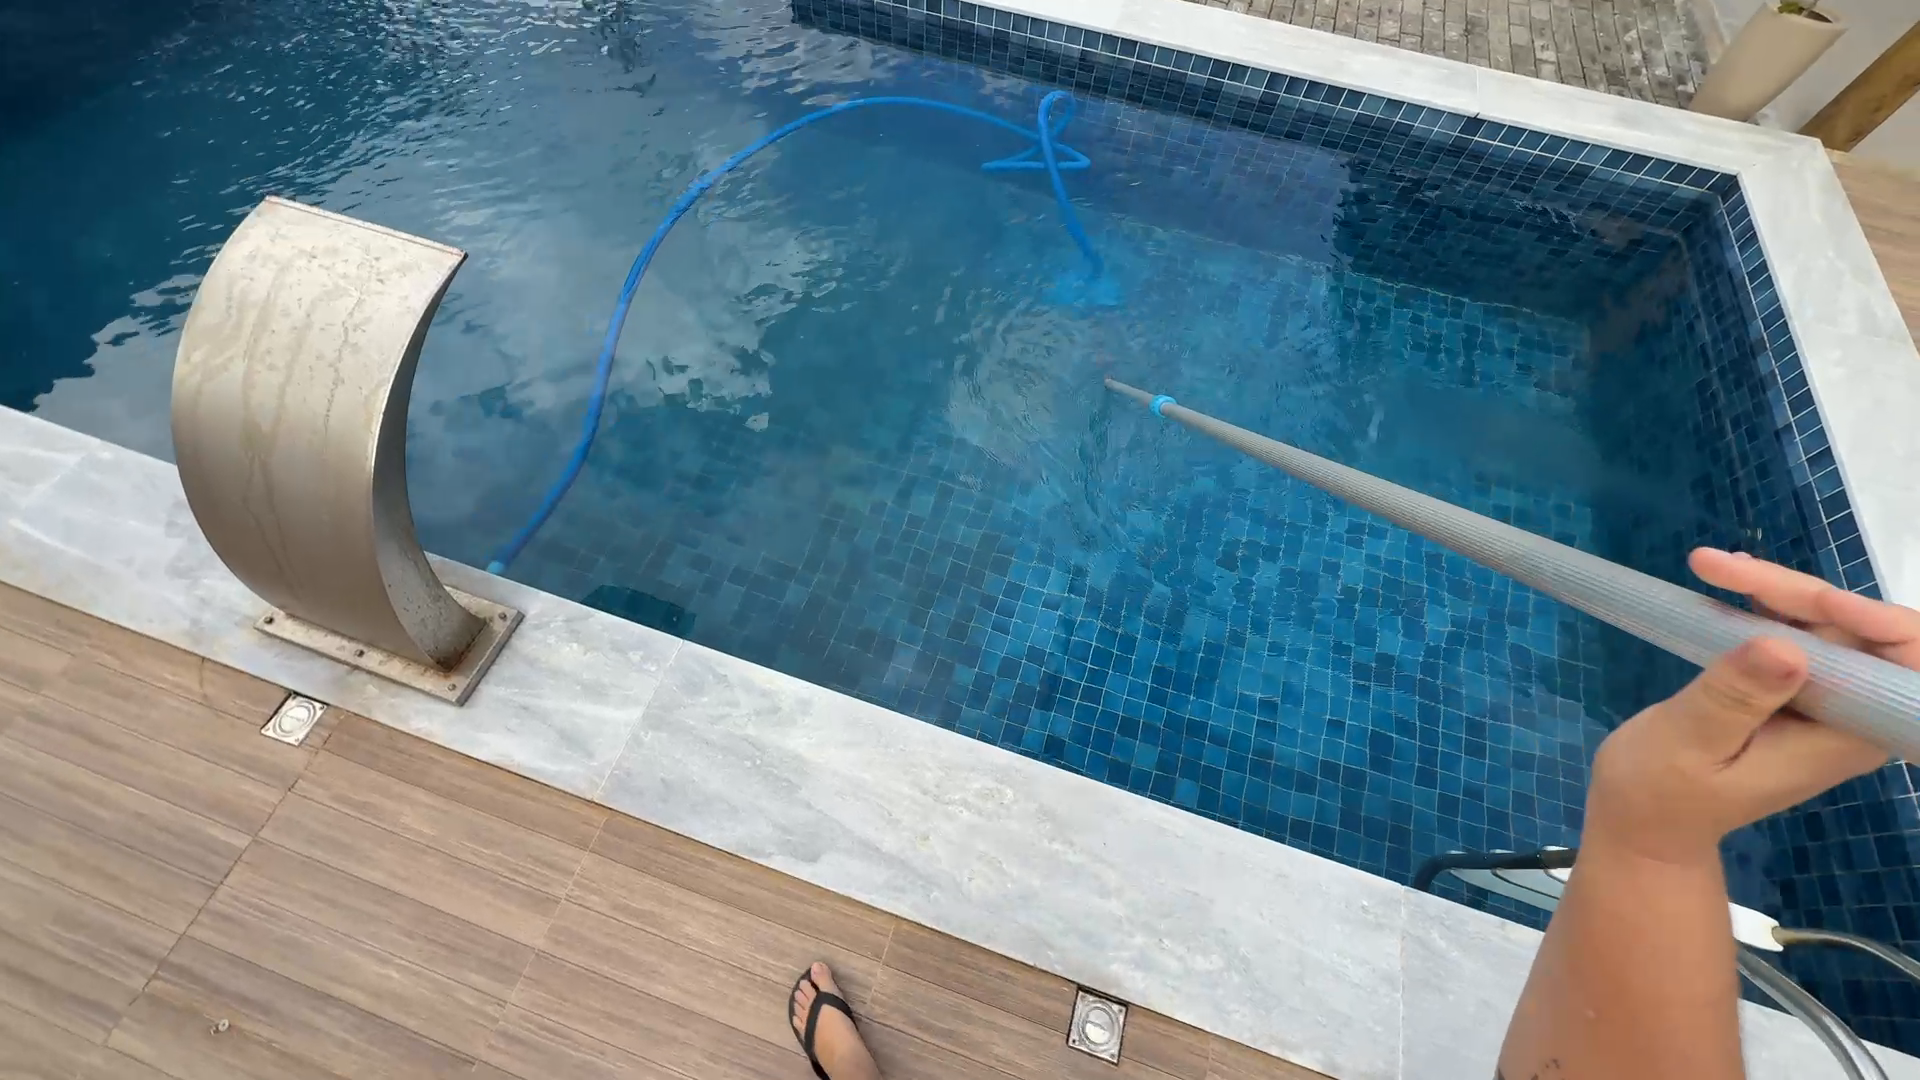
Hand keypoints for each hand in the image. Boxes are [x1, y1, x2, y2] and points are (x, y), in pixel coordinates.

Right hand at [1583, 548, 1910, 864]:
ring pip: (1827, 628)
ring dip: (1775, 591)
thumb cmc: (1660, 788)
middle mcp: (1851, 715)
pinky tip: (1723, 587)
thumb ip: (1735, 697)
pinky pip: (1796, 638)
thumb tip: (1785, 646)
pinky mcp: (1788, 694)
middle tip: (1712, 565)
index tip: (1797, 597)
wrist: (1645, 818)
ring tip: (1708, 566)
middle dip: (1798, 591)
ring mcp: (1822, 703)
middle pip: (1862, 634)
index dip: (1866, 619)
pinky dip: (1762, 606)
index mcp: (1846, 735)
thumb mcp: (1688, 740)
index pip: (1904, 664)